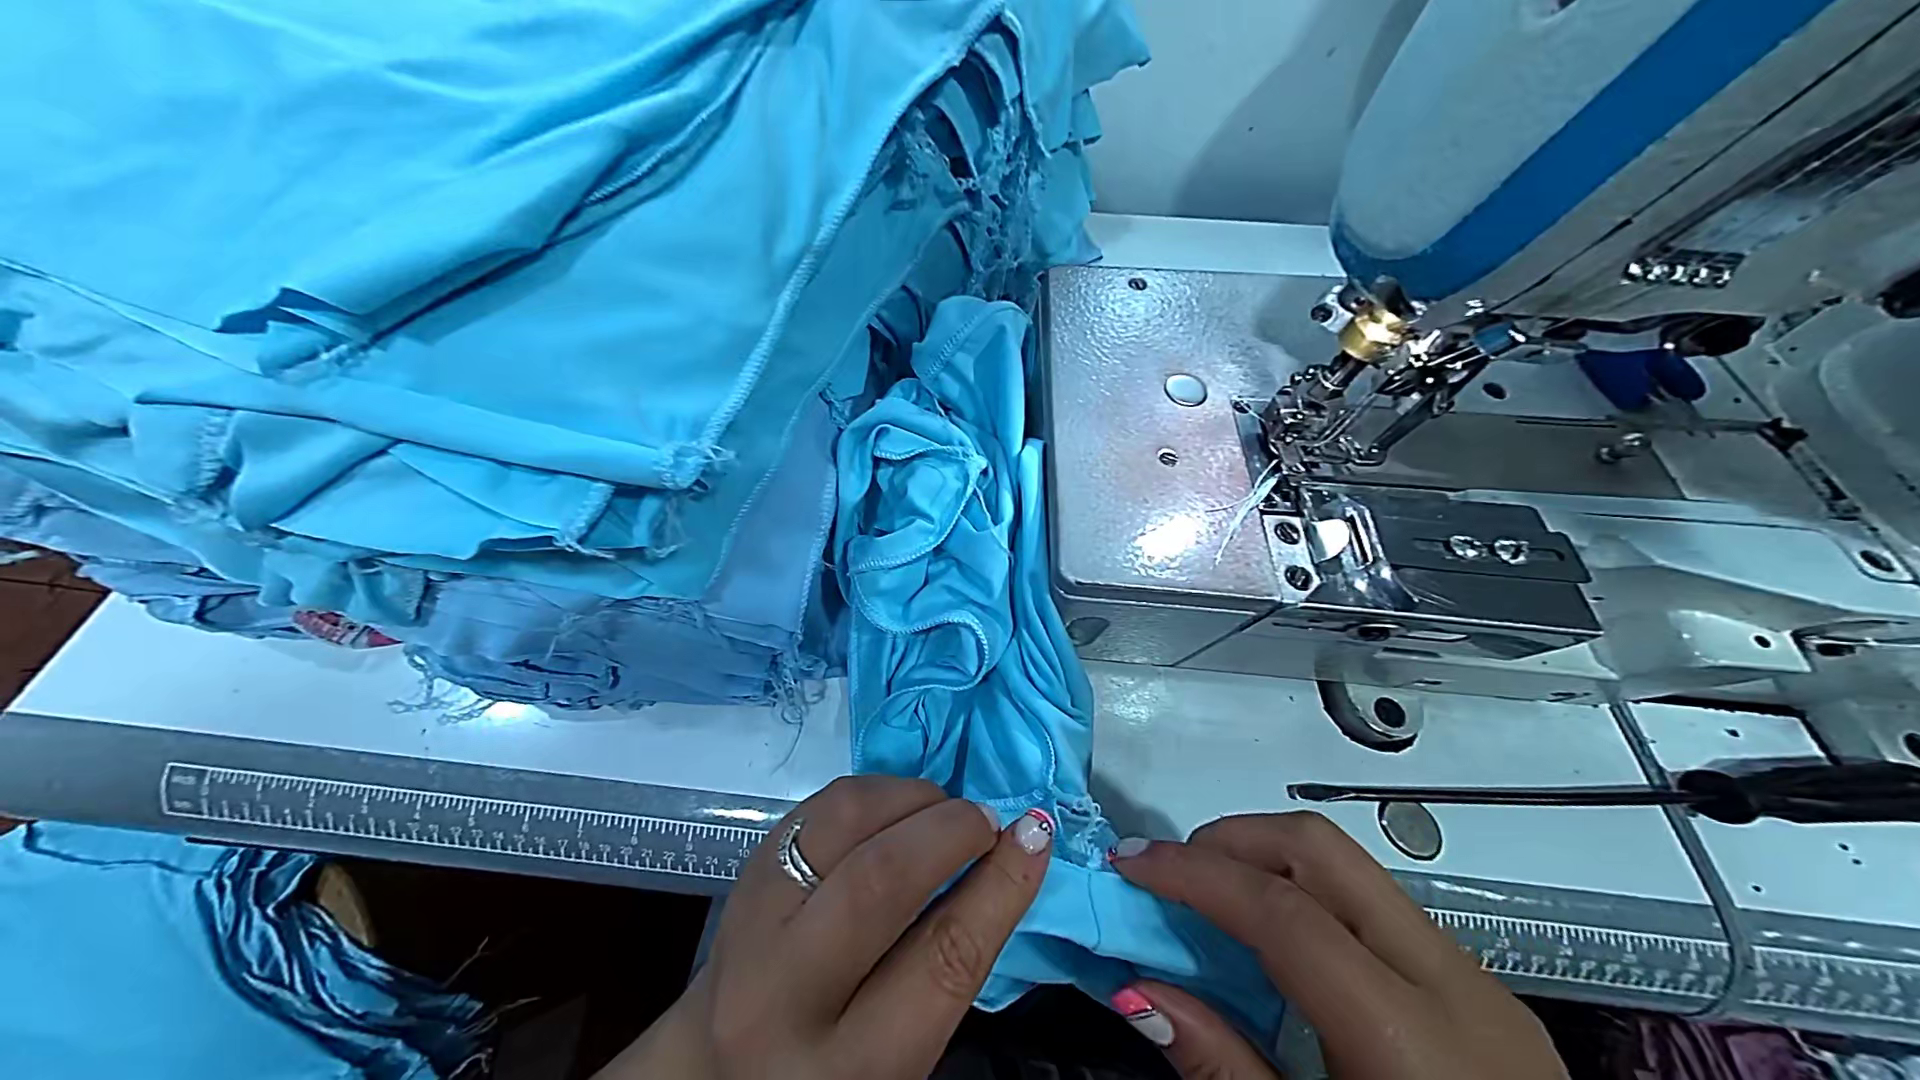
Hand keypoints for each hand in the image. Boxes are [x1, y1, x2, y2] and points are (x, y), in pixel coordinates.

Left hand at [598, 776, 1052, 1078]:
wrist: (718, 1067)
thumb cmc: (836, 1065)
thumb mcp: (903, 1046)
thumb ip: (950, 958)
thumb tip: (1012, 851)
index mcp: (849, 1064)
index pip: (941, 959)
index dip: (1000, 886)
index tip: (1035, 836)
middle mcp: (785, 991)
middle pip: (879, 880)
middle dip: (949, 831)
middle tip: (985, 821)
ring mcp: (752, 920)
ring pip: (839, 822)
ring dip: (908, 798)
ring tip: (940, 812)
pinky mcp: (745, 871)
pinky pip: (817, 806)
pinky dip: (871, 793)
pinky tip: (895, 809)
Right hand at [1110, 812, 1567, 1079]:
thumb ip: (1228, 1069)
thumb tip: (1141, 993)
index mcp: (1415, 1041)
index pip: (1285, 911)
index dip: (1195, 875)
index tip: (1131, 862)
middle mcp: (1456, 987)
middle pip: (1320, 849)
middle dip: (1229, 840)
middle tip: (1169, 871)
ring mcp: (1475, 981)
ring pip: (1347, 866)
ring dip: (1263, 861)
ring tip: (1208, 899)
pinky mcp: (1478, 990)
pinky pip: (1368, 904)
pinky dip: (1301, 895)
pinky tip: (1272, 943)